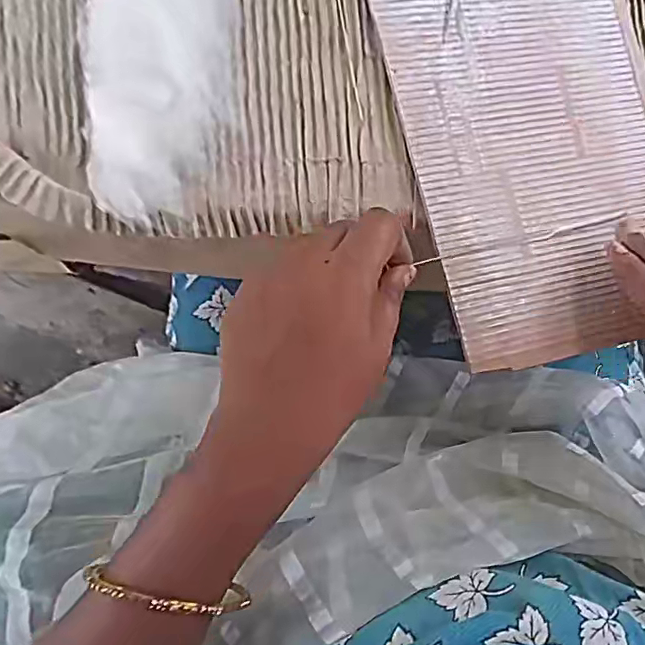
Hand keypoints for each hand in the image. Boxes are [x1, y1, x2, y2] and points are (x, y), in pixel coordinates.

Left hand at [200, 209, 413, 482]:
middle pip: (341, 230)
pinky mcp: (245, 290)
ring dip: (327, 264)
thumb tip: (399, 269)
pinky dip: (296, 283)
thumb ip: (389, 298)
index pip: (377, 222)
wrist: (271, 421)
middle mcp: (304, 260)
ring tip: (329, 310)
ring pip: (307, 248)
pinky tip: (296, 323)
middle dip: (361, 249)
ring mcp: (269, 273)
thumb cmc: (335, 391)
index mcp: (345, 273)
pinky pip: (279, 271)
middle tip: (366, 290)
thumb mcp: (377, 347)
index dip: (394, 238)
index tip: (395, 267)